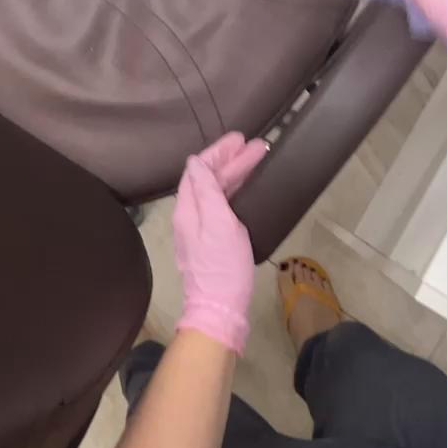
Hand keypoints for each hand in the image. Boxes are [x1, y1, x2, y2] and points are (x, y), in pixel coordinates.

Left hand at [172, 132, 268, 353]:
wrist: (220, 310)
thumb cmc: (222, 266)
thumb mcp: (217, 224)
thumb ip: (207, 191)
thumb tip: (196, 161)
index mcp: (188, 209)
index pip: (199, 169)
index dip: (218, 151)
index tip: (239, 138)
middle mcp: (191, 216)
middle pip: (208, 179)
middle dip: (231, 160)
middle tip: (256, 145)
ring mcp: (202, 230)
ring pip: (217, 192)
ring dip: (235, 173)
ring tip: (258, 159)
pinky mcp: (214, 242)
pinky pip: (223, 206)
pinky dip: (235, 191)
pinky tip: (248, 188)